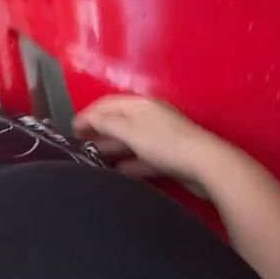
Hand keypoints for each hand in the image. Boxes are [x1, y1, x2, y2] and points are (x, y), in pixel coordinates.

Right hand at [75, 94, 252, 196]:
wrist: (208, 166)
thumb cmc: (164, 143)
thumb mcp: (130, 130)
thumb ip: (106, 123)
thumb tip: (87, 118)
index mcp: (140, 105)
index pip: (107, 104)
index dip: (88, 114)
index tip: (71, 128)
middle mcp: (150, 117)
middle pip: (119, 122)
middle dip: (99, 131)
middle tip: (79, 145)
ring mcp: (161, 138)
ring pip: (130, 141)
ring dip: (113, 149)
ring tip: (94, 161)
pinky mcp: (170, 158)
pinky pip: (143, 158)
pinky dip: (129, 163)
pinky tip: (118, 174)